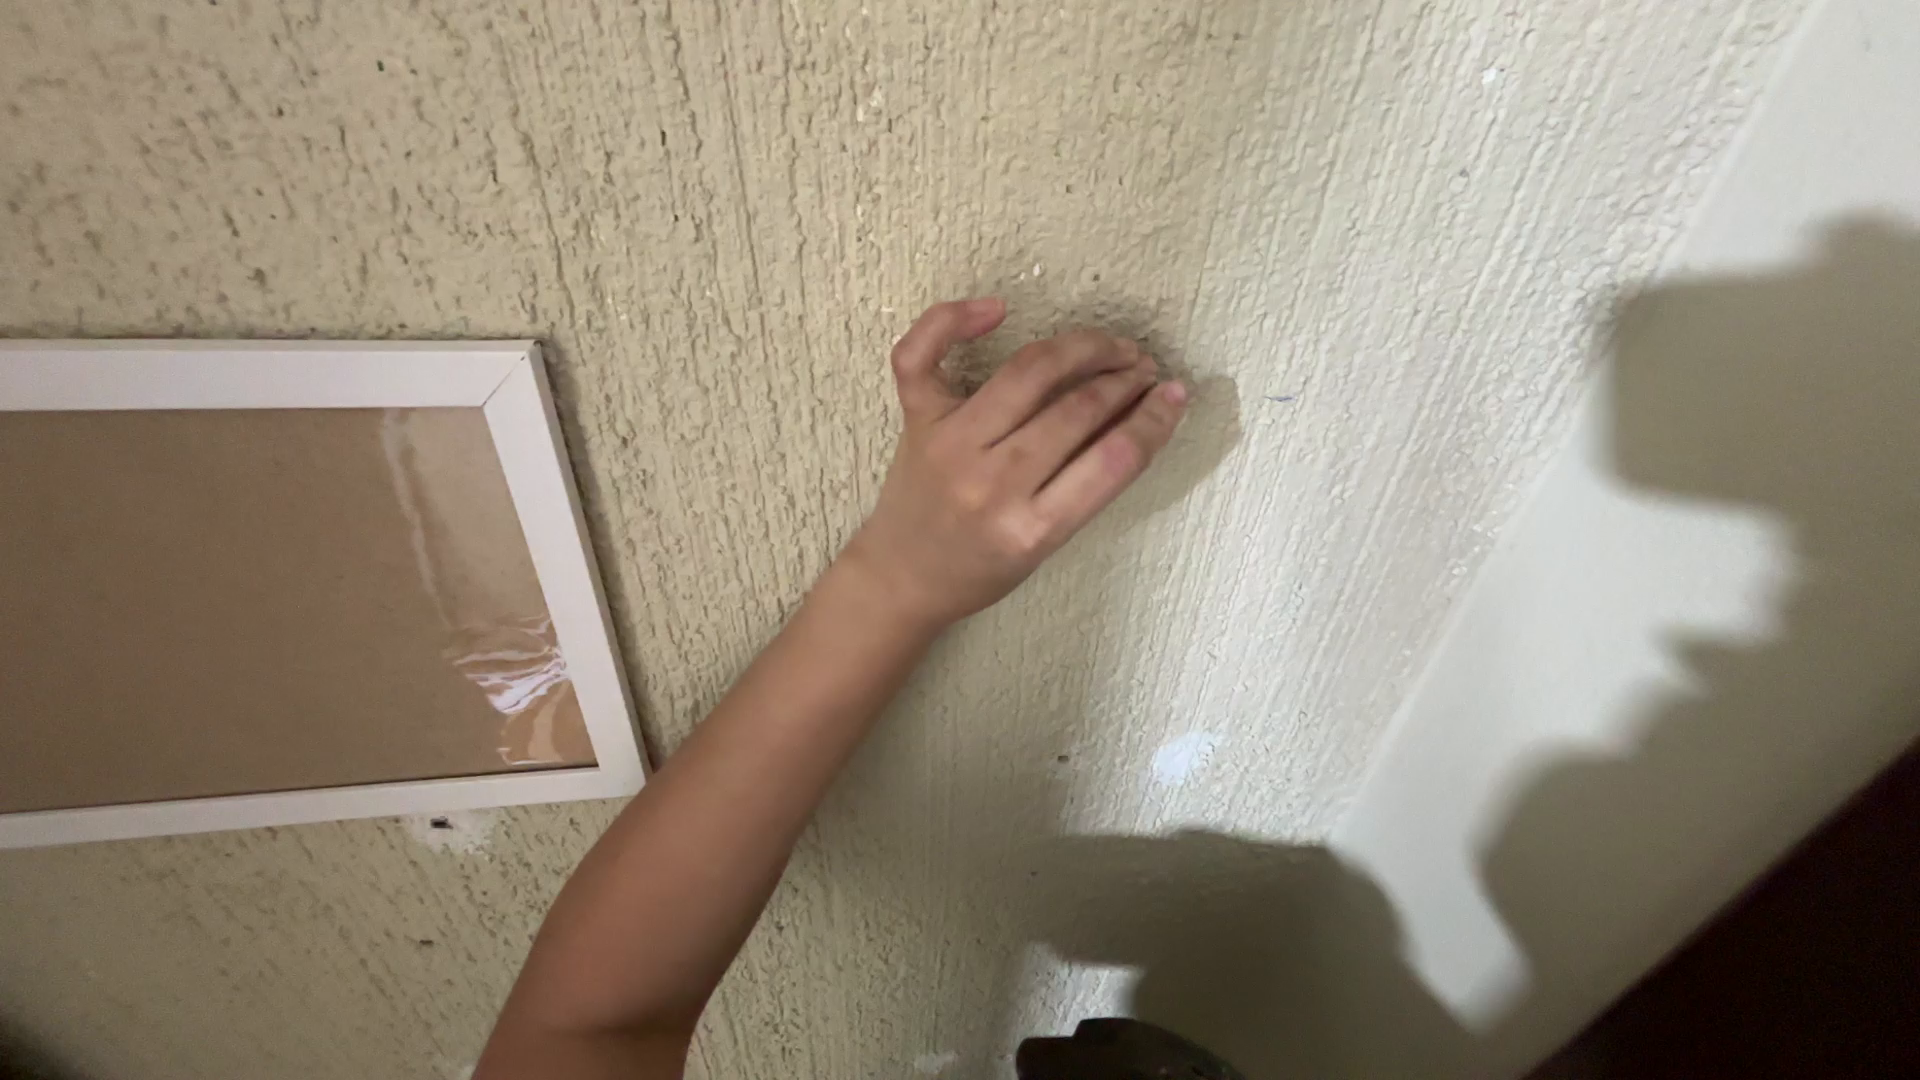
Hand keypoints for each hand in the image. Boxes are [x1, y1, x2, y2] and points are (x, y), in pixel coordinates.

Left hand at [839, 297, 1188, 628]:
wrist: (902, 579)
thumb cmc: (977, 570)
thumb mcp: (1044, 546)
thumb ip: (1084, 488)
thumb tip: (1133, 419)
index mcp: (1029, 529)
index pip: (1111, 460)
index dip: (1154, 420)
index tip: (1174, 396)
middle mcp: (988, 483)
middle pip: (1076, 409)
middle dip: (1124, 380)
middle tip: (1145, 370)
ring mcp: (948, 445)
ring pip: (1026, 372)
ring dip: (1081, 348)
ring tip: (1110, 347)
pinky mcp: (917, 420)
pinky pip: (922, 354)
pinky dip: (953, 320)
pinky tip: (997, 309)